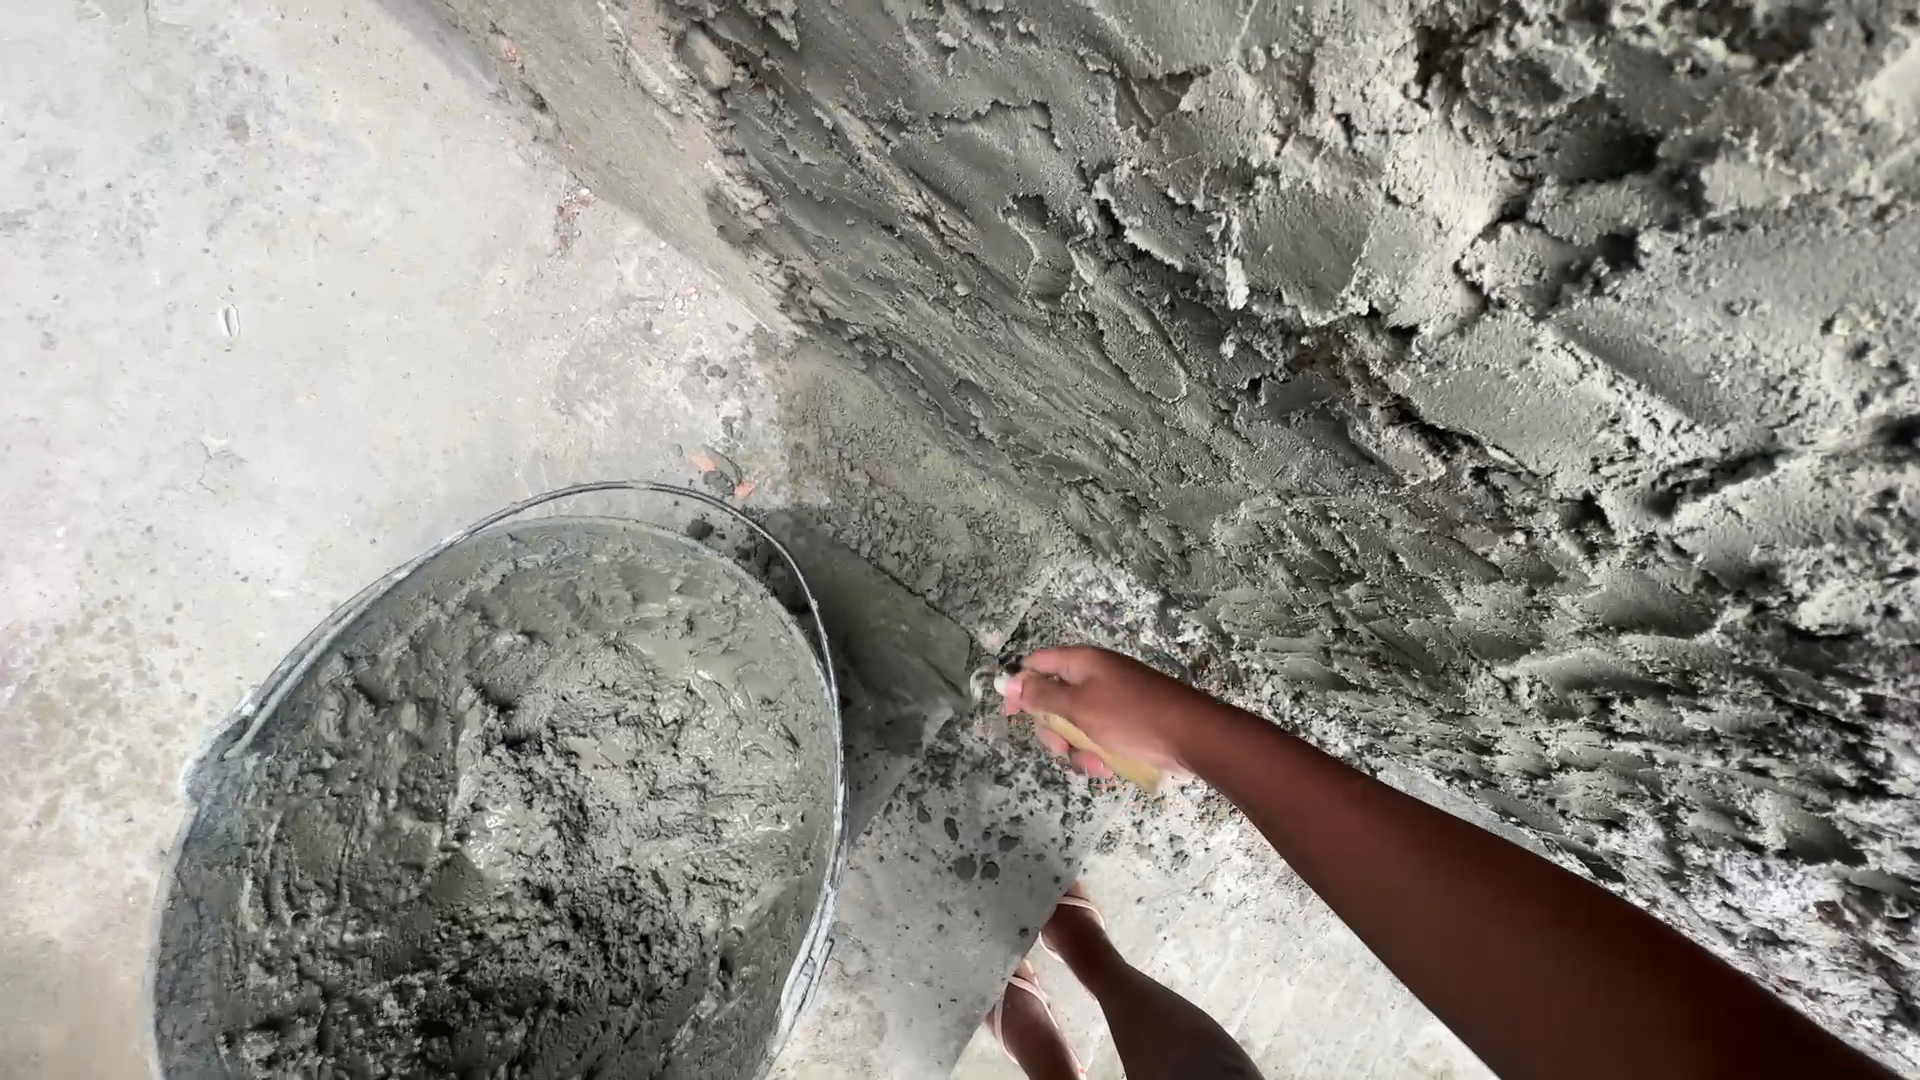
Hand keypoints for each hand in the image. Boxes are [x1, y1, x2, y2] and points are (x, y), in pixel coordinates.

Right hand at [1003, 646, 1226, 778]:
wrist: (1191, 736)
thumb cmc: (1130, 716)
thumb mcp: (1079, 707)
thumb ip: (1042, 696)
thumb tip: (1011, 681)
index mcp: (1081, 663)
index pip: (1037, 664)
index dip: (1020, 685)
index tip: (1011, 713)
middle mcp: (1093, 677)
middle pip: (1053, 701)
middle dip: (1054, 730)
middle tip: (1063, 746)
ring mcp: (1110, 700)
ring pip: (1074, 725)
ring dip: (1077, 748)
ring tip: (1096, 762)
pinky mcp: (1125, 723)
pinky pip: (1097, 737)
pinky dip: (1098, 753)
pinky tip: (1109, 767)